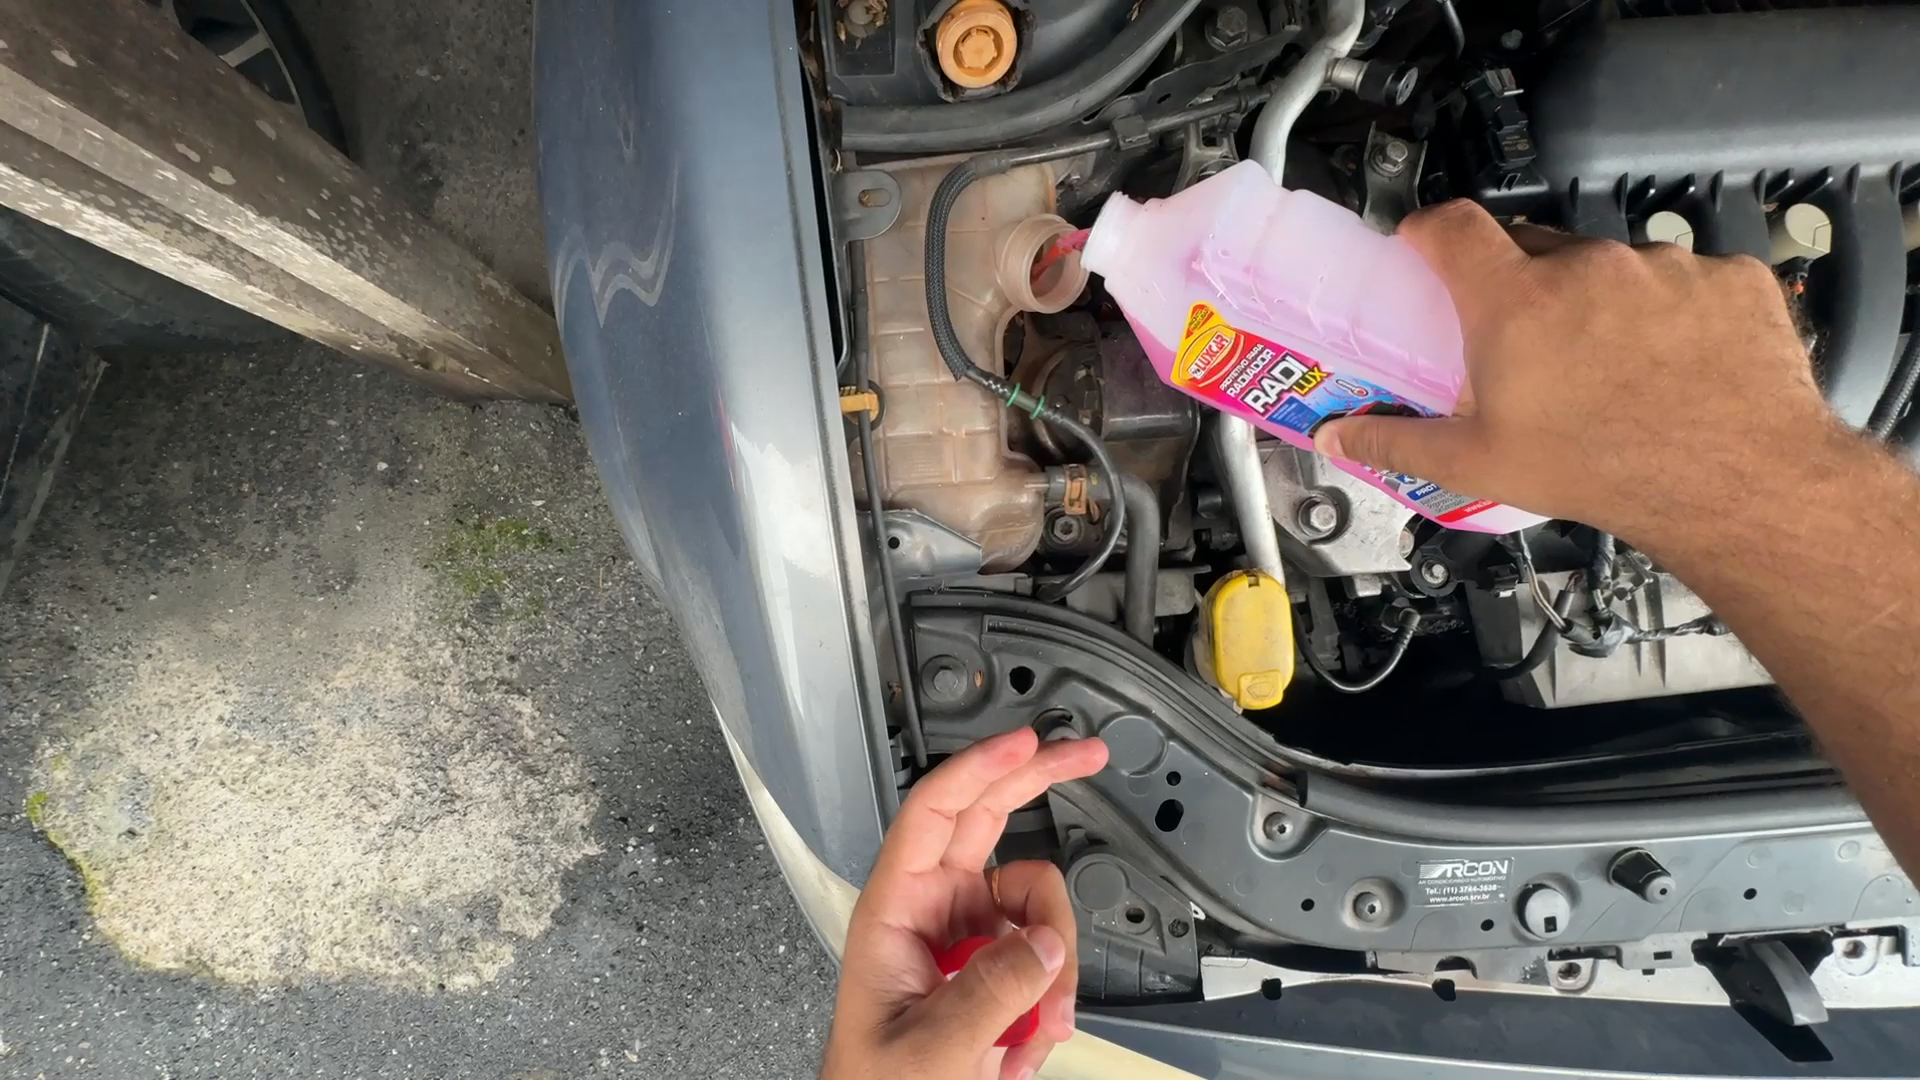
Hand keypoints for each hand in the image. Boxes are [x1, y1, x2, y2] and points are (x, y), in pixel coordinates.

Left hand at [820, 728, 1109, 1079]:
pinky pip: (1045, 944)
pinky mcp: (997, 958)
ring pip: (1035, 894)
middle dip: (1039, 781)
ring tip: (1047, 1023)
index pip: (934, 811)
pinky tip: (1034, 1037)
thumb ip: (987, 994)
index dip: (978, 767)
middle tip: (1084, 755)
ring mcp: (968, 927)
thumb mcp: (927, 1051)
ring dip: (1057, 954)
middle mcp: (932, 902)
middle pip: (988, 816)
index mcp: (895, 905)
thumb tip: (1045, 944)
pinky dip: (1056, 987)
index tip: (1023, 743)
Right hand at [1313, 201, 1834, 543]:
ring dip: (1580, 297)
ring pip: (1600, 264)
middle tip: (1503, 334)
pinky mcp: (1727, 279)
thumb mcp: (1469, 461)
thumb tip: (1333, 437)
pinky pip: (1672, 278)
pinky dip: (1651, 308)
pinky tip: (1652, 359)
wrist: (1732, 478)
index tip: (1420, 241)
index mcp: (1514, 303)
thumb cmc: (1591, 465)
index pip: (1456, 227)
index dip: (1429, 227)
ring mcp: (1663, 267)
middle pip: (1526, 245)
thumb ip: (1390, 441)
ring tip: (1585, 360)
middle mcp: (1586, 267)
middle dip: (1506, 279)